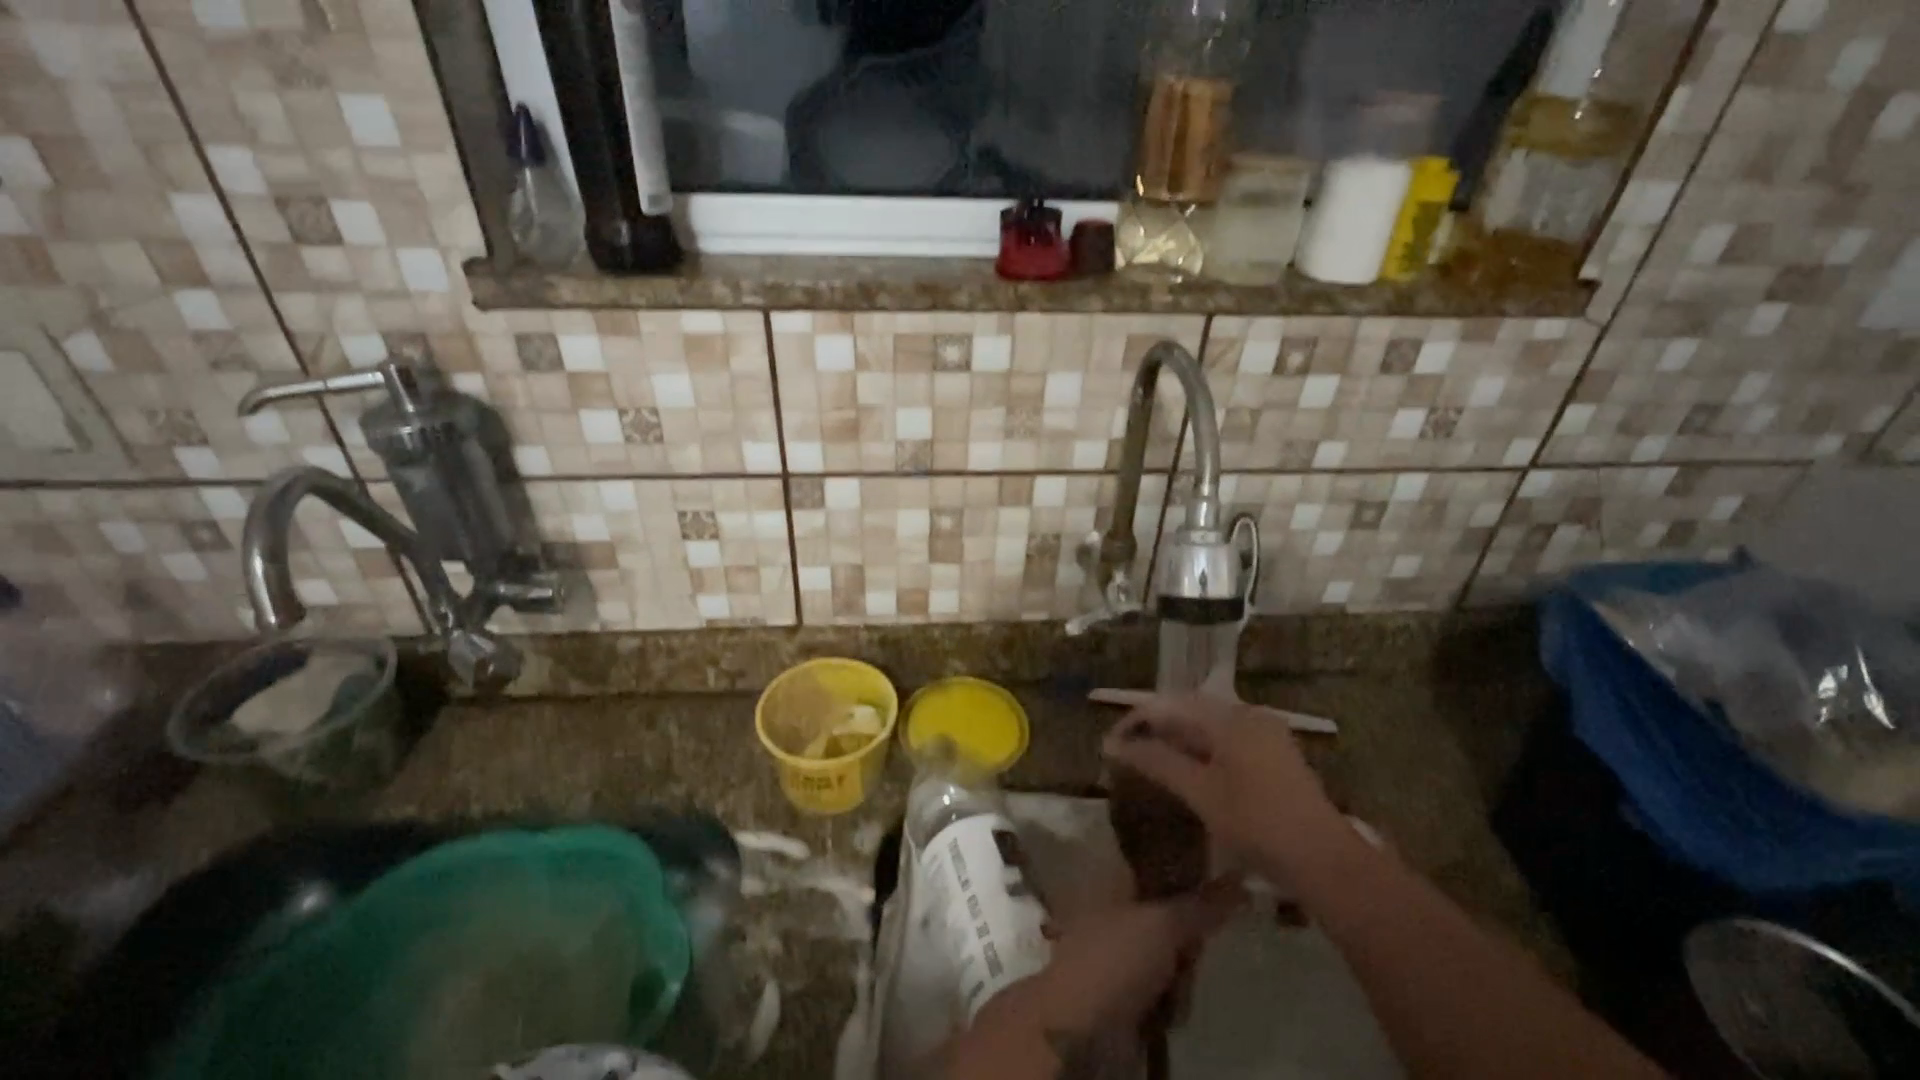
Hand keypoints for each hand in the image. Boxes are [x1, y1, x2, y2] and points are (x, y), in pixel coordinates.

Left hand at [1022, 880, 1242, 1031]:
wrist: (1080, 1029)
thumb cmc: (1116, 959)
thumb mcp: (1164, 922)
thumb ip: (1202, 902)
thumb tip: (1240, 879)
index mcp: (1108, 882)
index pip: (1156, 867)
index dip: (1187, 876)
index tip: (1216, 893)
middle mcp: (1111, 912)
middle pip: (1170, 915)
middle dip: (1189, 938)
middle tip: (1191, 952)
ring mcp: (1116, 953)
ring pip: (1170, 954)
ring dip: (1182, 974)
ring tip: (1178, 988)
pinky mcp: (1124, 990)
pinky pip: (1163, 987)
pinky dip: (1171, 999)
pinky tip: (1169, 1010)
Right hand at [1099, 691, 1342, 864]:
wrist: (1322, 859)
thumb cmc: (1256, 823)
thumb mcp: (1199, 792)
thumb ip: (1157, 762)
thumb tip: (1114, 744)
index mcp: (1231, 717)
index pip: (1171, 704)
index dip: (1136, 720)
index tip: (1110, 744)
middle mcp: (1250, 715)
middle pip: (1191, 710)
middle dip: (1157, 728)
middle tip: (1126, 753)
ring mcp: (1267, 734)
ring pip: (1210, 727)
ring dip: (1179, 741)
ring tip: (1151, 764)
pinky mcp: (1276, 756)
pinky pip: (1228, 741)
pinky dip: (1202, 751)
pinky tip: (1188, 774)